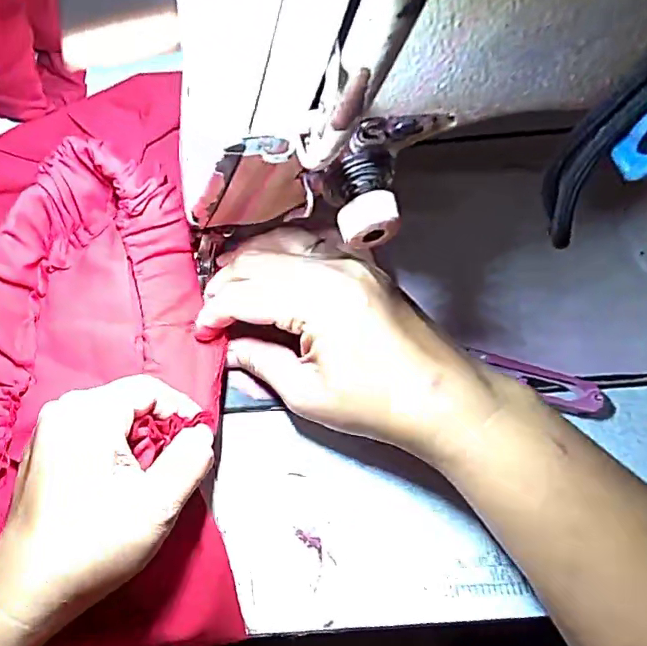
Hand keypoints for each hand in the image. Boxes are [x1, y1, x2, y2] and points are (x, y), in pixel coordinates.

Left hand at [0, 375, 215, 640]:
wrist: (29, 583)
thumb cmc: (92, 545)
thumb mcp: (157, 504)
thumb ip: (189, 459)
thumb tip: (199, 435)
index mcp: (88, 412)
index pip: (148, 388)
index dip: (182, 411)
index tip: (200, 442)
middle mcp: (61, 410)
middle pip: (125, 401)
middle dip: (157, 429)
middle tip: (174, 469)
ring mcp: (45, 431)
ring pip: (105, 419)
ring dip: (133, 442)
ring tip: (145, 482)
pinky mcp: (38, 453)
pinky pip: (83, 435)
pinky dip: (107, 451)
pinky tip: (112, 487)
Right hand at [194, 228, 513, 459]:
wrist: (445, 400)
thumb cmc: (380, 404)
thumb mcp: (306, 393)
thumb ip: (259, 361)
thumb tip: (228, 346)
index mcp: (320, 300)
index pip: (246, 294)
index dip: (214, 312)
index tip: (201, 331)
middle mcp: (336, 269)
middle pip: (259, 262)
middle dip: (225, 285)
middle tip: (209, 312)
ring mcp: (354, 263)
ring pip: (283, 242)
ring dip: (249, 260)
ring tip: (226, 282)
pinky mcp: (366, 267)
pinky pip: (313, 241)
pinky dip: (283, 248)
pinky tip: (269, 262)